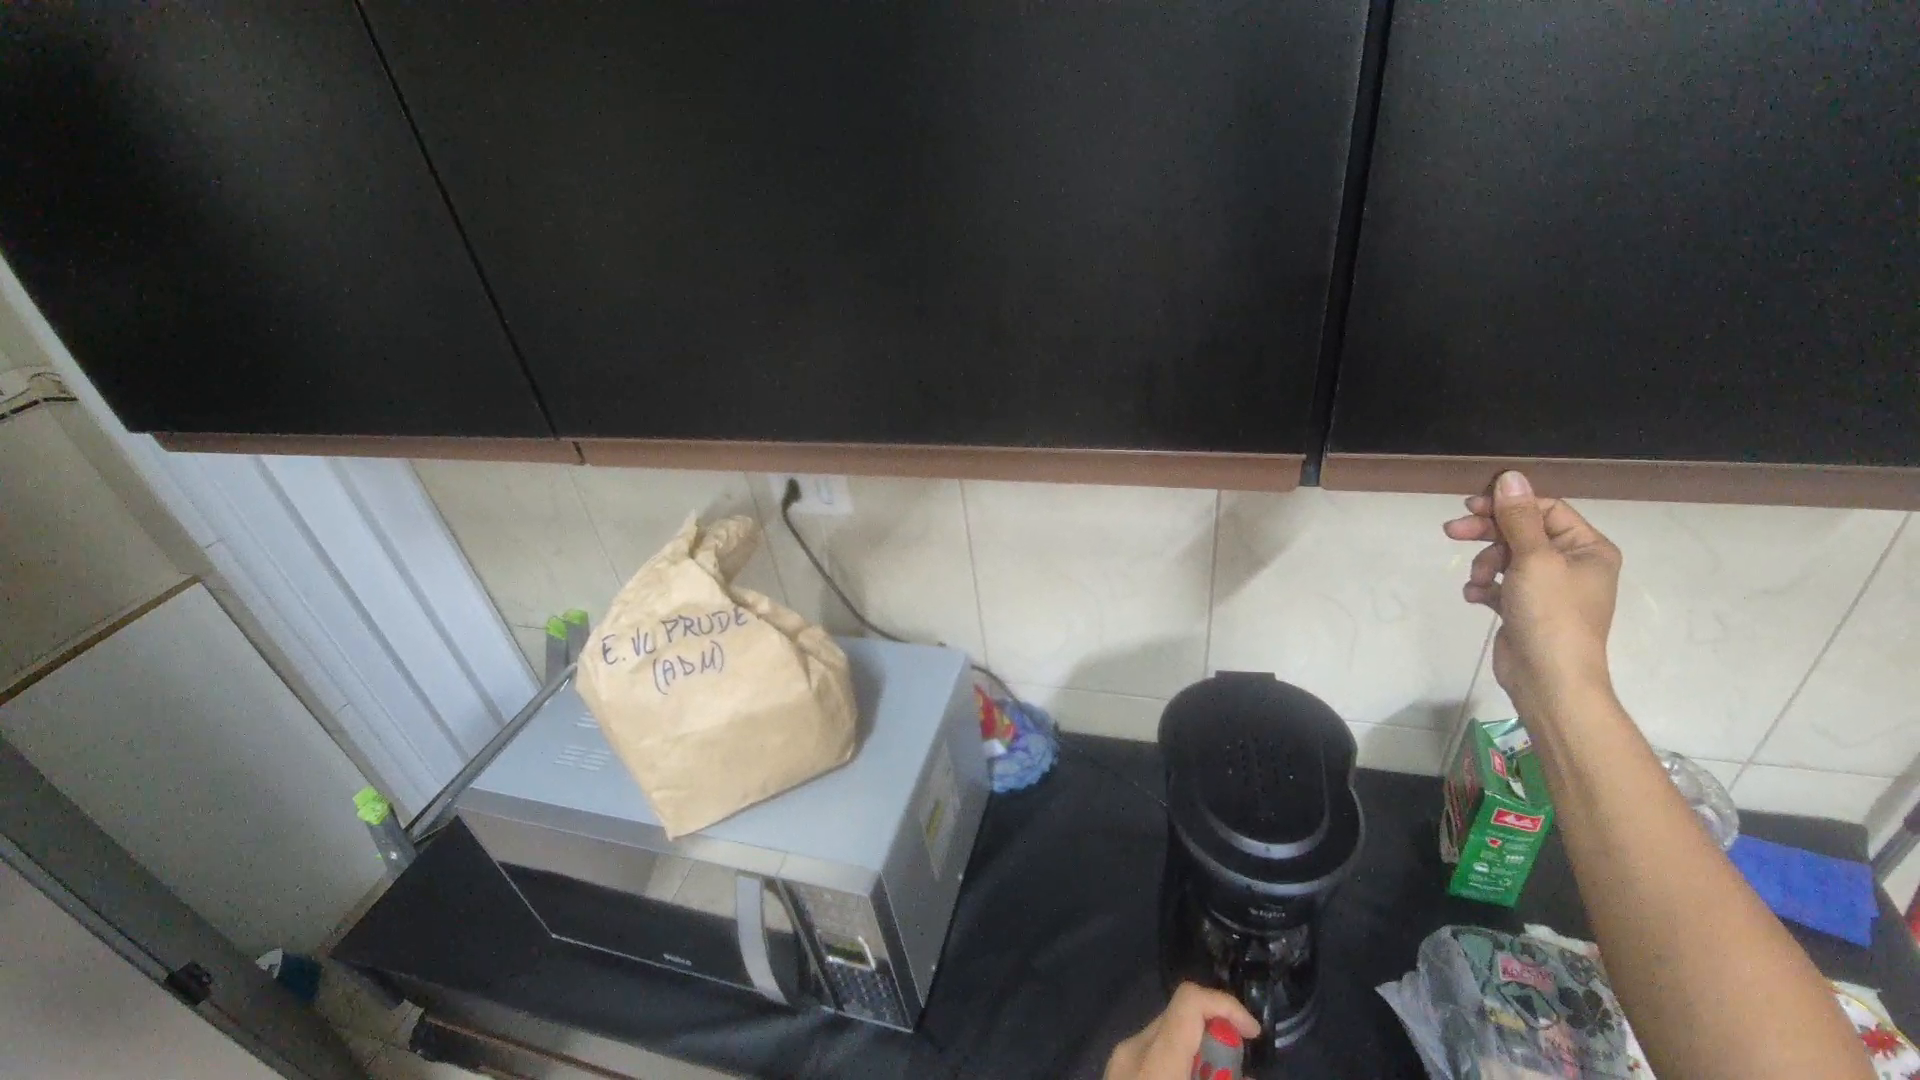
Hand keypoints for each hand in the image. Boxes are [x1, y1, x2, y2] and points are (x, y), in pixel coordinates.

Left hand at [1104, 983, 1258, 1079]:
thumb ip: (1225, 1077)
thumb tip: (1248, 1072)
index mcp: (1154, 1062)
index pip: (1189, 1000)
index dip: (1227, 1005)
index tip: (1254, 1033)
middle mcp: (1132, 1050)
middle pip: (1182, 1018)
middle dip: (1218, 1037)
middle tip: (1239, 1070)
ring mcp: (1118, 1059)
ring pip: (1169, 1036)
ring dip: (1200, 1053)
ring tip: (1219, 1077)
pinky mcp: (1115, 1072)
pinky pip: (1154, 1054)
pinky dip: (1180, 1062)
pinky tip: (1192, 1079)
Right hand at [1443, 471, 1622, 718]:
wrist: (1549, 678)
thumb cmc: (1551, 614)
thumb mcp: (1534, 559)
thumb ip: (1518, 517)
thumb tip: (1510, 476)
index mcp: (1587, 548)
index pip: (1544, 510)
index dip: (1507, 506)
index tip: (1470, 508)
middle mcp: (1572, 564)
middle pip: (1522, 532)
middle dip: (1487, 534)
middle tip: (1451, 532)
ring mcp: (1548, 588)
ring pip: (1507, 558)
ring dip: (1485, 565)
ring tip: (1477, 582)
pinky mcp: (1526, 608)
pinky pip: (1500, 585)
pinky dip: (1484, 587)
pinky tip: (1475, 598)